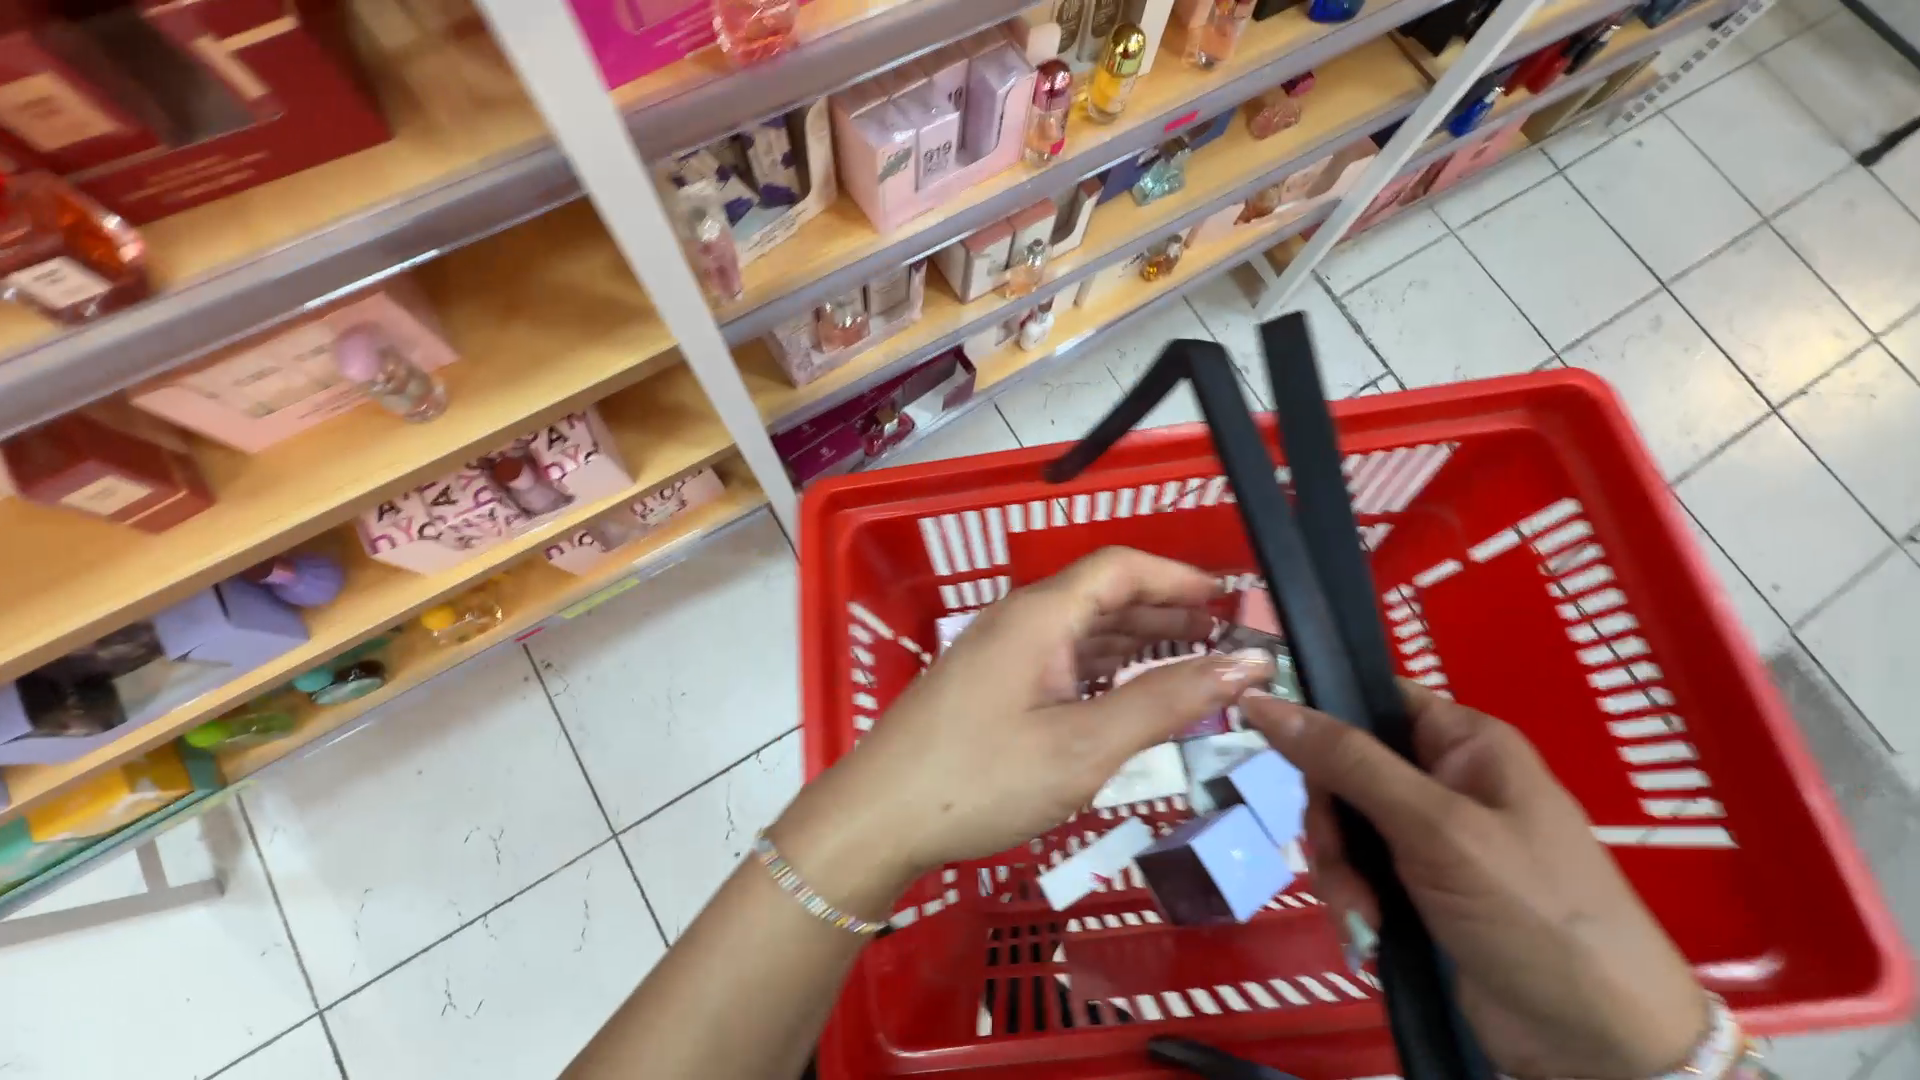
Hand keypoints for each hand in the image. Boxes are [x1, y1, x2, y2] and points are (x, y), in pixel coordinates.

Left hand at [773, 548, 1272, 916]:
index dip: (1179, 576)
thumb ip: (1166, 700)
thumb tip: (1245, 664)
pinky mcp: (989, 685)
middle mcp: (1019, 620)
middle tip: (1225, 641)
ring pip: (1082, 630)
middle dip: (1167, 610)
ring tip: (1192, 664)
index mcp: (1040, 615)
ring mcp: (1000, 652)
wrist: (878, 819)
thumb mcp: (1085, 745)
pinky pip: (1060, 659)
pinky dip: (1103, 669)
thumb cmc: (982, 778)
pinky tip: (1128, 692)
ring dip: (1137, 641)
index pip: (1121, 568)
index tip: (1233, 601)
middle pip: (1103, 595)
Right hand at [1241, 684, 1708, 1079]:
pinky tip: (1369, 931)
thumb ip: (1348, 762)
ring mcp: (1430, 838)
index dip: (1322, 716)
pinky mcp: (1418, 888)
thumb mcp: (1435, 827)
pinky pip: (1356, 870)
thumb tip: (1263, 700)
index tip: (1281, 750)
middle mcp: (1443, 781)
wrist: (1599, 1050)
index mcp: (1464, 743)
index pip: (1373, 700)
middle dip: (1330, 822)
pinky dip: (1353, 899)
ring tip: (1361, 914)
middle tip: (1337, 860)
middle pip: (1343, 768)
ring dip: (1338, 869)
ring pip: (1343, 824)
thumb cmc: (1532, 913)